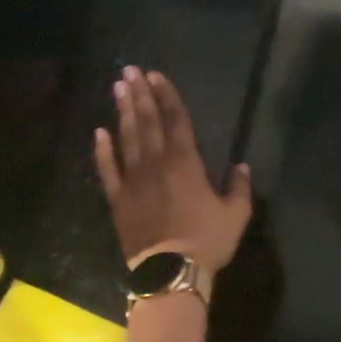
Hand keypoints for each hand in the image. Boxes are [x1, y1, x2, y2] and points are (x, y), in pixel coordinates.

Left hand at [94, 66, 252, 272]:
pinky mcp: (118, 199)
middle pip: (147, 122)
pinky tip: (99, 133)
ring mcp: (133, 180)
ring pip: (126, 138)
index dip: (167, 96)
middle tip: (130, 70)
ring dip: (122, 112)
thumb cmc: (207, 241)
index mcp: (186, 163)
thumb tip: (241, 167)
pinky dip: (103, 150)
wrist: (171, 270)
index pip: (176, 120)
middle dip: (139, 94)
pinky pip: (108, 169)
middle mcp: (156, 163)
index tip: (156, 75)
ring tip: (118, 88)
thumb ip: (239, 187)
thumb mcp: (236, 215)